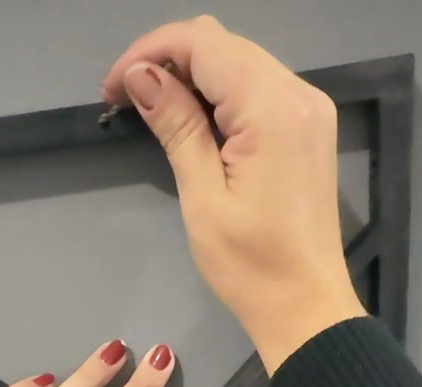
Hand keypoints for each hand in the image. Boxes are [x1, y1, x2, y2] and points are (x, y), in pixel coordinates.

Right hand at [102, 16, 366, 371]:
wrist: (306, 307)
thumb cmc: (251, 268)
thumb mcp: (204, 199)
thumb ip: (177, 128)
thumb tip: (141, 76)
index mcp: (272, 108)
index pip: (204, 43)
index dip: (150, 51)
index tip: (112, 88)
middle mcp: (299, 93)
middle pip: (224, 45)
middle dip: (168, 60)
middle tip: (126, 100)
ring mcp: (309, 109)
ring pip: (241, 62)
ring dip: (193, 76)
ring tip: (154, 112)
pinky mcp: (309, 128)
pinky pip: (259, 88)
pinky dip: (222, 94)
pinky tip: (195, 122)